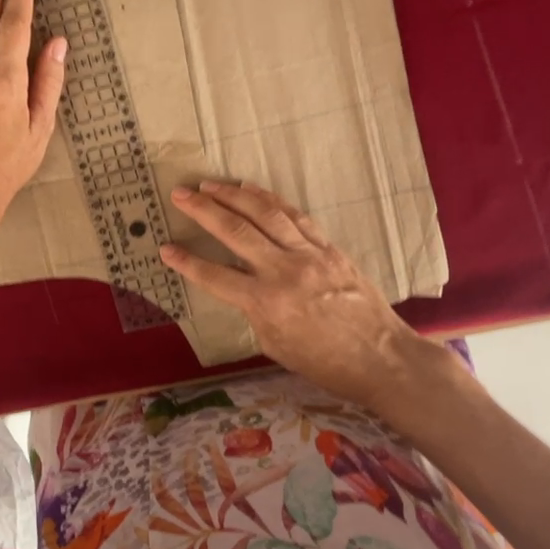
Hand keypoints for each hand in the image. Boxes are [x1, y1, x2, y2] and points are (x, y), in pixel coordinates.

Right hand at [161, 181, 451, 412]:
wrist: (383, 359)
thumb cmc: (325, 364)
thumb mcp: (275, 345)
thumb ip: (252, 311)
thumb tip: (240, 287)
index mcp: (266, 304)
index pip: (214, 276)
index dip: (186, 262)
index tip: (165, 248)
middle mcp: (284, 271)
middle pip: (235, 231)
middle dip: (203, 210)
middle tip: (180, 194)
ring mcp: (309, 255)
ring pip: (264, 214)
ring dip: (233, 195)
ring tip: (209, 184)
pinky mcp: (329, 247)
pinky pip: (294, 216)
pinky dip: (269, 200)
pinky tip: (252, 190)